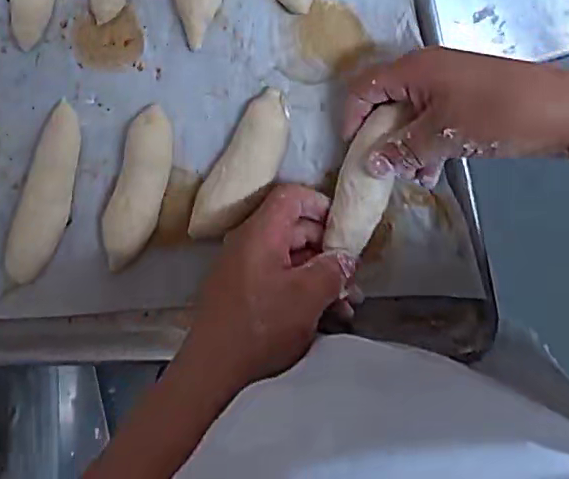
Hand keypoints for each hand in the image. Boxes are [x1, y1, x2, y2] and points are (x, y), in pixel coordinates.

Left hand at [179, 184, 354, 394]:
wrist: (213, 370)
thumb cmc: (260, 327)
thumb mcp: (306, 297)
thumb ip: (331, 270)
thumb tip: (347, 256)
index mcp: (261, 231)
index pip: (291, 196)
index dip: (320, 204)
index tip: (345, 228)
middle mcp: (250, 241)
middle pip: (295, 227)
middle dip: (328, 249)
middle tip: (355, 275)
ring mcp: (246, 266)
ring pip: (291, 257)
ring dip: (321, 275)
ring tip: (349, 304)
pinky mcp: (245, 291)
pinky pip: (280, 277)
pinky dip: (304, 289)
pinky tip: (328, 315)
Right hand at [342, 47, 568, 185]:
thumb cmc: (501, 115)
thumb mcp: (447, 136)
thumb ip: (404, 149)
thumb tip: (370, 163)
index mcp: (414, 68)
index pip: (364, 88)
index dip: (352, 118)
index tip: (353, 152)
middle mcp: (426, 69)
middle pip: (386, 100)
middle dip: (382, 136)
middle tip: (385, 169)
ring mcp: (450, 81)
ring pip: (411, 112)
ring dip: (407, 143)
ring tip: (415, 176)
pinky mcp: (469, 95)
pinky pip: (434, 116)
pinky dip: (429, 140)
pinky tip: (435, 170)